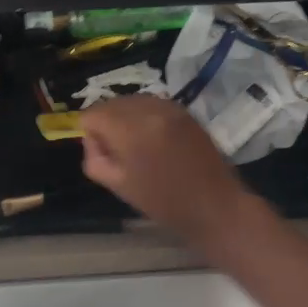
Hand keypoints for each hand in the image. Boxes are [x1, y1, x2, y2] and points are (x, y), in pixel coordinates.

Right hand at [79, 95, 253, 243]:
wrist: (215, 205)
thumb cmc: (164, 203)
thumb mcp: (119, 186)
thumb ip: (95, 158)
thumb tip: (92, 139)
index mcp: (130, 129)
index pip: (92, 113)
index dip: (92, 135)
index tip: (106, 155)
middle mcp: (148, 108)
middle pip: (110, 103)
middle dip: (108, 124)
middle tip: (121, 153)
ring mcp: (168, 106)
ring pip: (130, 101)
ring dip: (127, 119)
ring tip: (140, 146)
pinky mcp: (182, 109)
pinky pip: (151, 104)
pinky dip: (146, 117)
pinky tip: (157, 140)